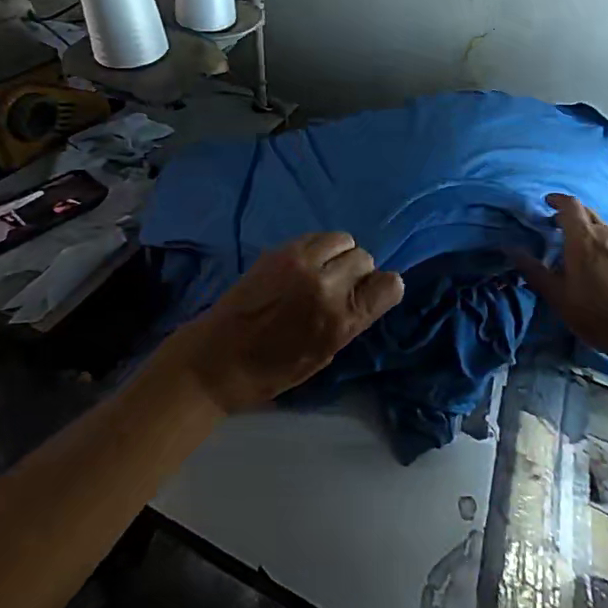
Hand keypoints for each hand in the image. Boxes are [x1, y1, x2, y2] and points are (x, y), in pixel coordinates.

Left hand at [166, 231, 404, 415]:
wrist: (218, 357)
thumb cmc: (273, 370)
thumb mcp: (324, 354)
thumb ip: (352, 320)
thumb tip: (373, 293)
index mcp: (339, 318)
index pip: (388, 285)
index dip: (384, 290)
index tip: (372, 298)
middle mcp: (323, 283)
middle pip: (365, 257)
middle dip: (360, 272)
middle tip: (341, 289)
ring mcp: (298, 261)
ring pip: (341, 239)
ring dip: (339, 255)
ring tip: (324, 273)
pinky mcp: (277, 251)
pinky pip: (314, 237)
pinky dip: (317, 249)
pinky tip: (303, 267)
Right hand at [516, 193, 607, 377]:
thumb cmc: (595, 312)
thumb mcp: (556, 295)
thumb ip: (534, 270)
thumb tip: (511, 250)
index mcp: (584, 238)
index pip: (570, 205)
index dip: (557, 200)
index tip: (547, 202)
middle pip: (589, 214)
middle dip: (572, 216)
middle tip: (557, 227)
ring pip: (607, 230)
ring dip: (591, 233)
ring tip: (580, 250)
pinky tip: (606, 268)